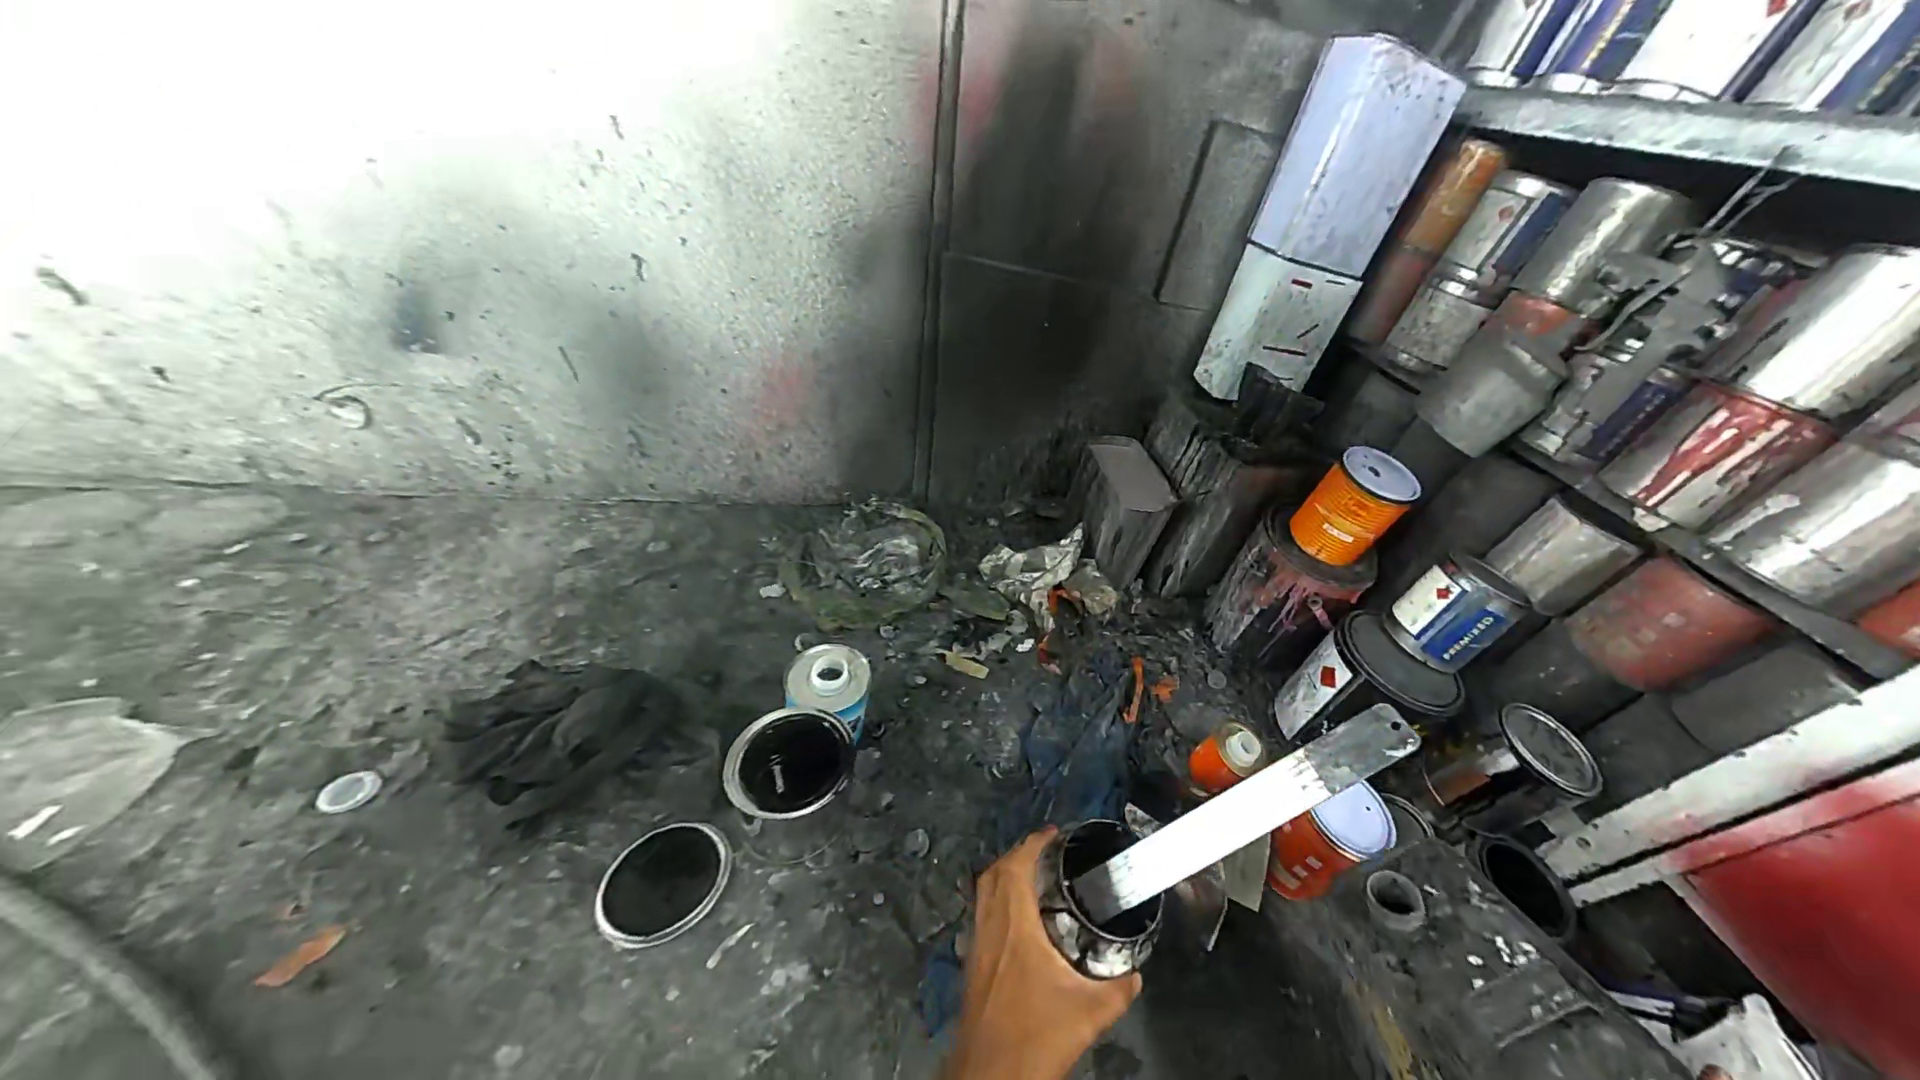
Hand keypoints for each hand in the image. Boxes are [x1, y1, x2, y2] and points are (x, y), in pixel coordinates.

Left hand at [943, 828, 1141, 1079]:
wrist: (990, 1072)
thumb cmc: (1036, 1035)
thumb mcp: (1087, 1014)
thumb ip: (1117, 991)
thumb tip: (1136, 974)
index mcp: (1014, 925)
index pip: (1016, 867)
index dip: (1032, 843)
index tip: (1053, 833)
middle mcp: (989, 925)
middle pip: (995, 872)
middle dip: (1019, 853)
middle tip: (1046, 851)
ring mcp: (975, 942)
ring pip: (984, 891)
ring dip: (1005, 874)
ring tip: (1033, 875)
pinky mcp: (971, 960)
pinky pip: (981, 912)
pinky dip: (997, 898)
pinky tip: (1017, 917)